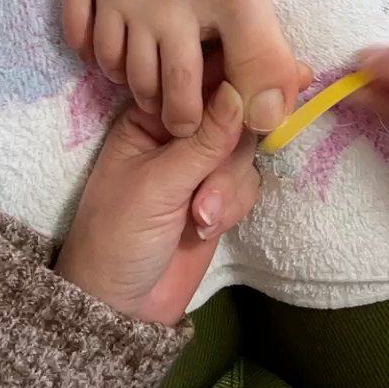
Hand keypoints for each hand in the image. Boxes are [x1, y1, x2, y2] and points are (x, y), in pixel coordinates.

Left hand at [55, 80, 259, 324]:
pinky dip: (233, 205)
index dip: (234, 77)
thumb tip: (240, 89)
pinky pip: (247, 183)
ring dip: (228, 185)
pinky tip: (206, 228)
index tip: (269, 76)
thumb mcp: (159, 184)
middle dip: (232, 147)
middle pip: (232, 112)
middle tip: (226, 170)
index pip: (198, 80)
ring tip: (201, 217)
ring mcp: (200, 165)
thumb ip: (205, 139)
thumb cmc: (119, 236)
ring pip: (243, 150)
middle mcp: (179, 133)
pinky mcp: (219, 196)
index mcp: (151, 115)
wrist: (119, 311)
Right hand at [56, 0, 299, 135]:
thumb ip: (259, 21)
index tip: (236, 113)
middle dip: (185, 112)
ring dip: (140, 87)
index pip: (236, 84)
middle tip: (191, 116)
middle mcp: (168, 3)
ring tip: (151, 90)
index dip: (238, 110)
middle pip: (171, 88)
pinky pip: (80, 34)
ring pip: (124, 67)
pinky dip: (96, 54)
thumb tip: (279, 102)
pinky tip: (106, 51)